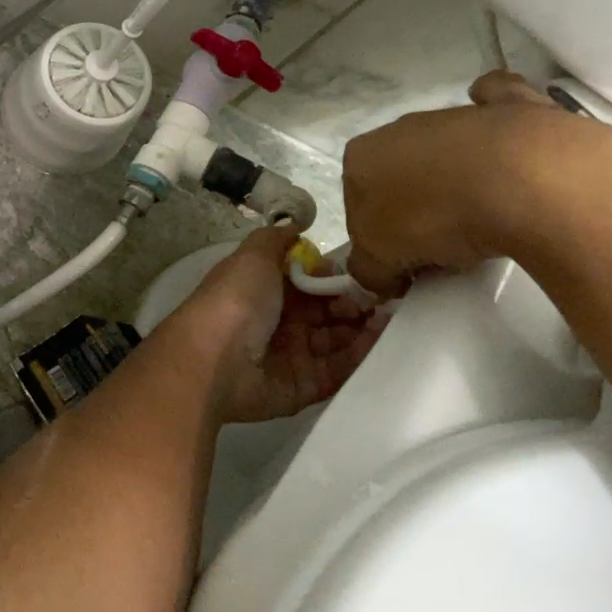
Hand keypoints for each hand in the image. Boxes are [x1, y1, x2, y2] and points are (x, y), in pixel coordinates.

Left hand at [173, 225, 385, 423]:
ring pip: (338, 340)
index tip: (369, 271)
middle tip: (389, 298)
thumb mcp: (253, 256)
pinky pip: (339, 370)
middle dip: (358, 303)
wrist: (213, 358)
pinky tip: (385, 343)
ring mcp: (292, 354)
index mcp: (265, 289)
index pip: (310, 281)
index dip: (337, 276)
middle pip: (329, 311)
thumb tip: (296, 226)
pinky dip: (362, 357)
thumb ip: (276, 240)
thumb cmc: (236, 300)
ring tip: (397, 319)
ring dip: (366, 329)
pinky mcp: (305, 386)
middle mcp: (280, 320)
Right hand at [341, 70, 611, 296]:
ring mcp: (456, 114)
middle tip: (444, 247)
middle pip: (400, 173)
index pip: (358, 203)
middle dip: (414, 204)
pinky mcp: (513, 107)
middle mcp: (399, 128)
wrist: (527, 182)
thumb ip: (367, 268)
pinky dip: (495, 111)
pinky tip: (505, 137)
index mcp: (360, 158)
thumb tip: (376, 275)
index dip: (378, 236)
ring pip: (445, 147)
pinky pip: (495, 100)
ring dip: (456, 174)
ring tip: (489, 217)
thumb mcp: (382, 259)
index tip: (405, 266)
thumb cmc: (437, 216)